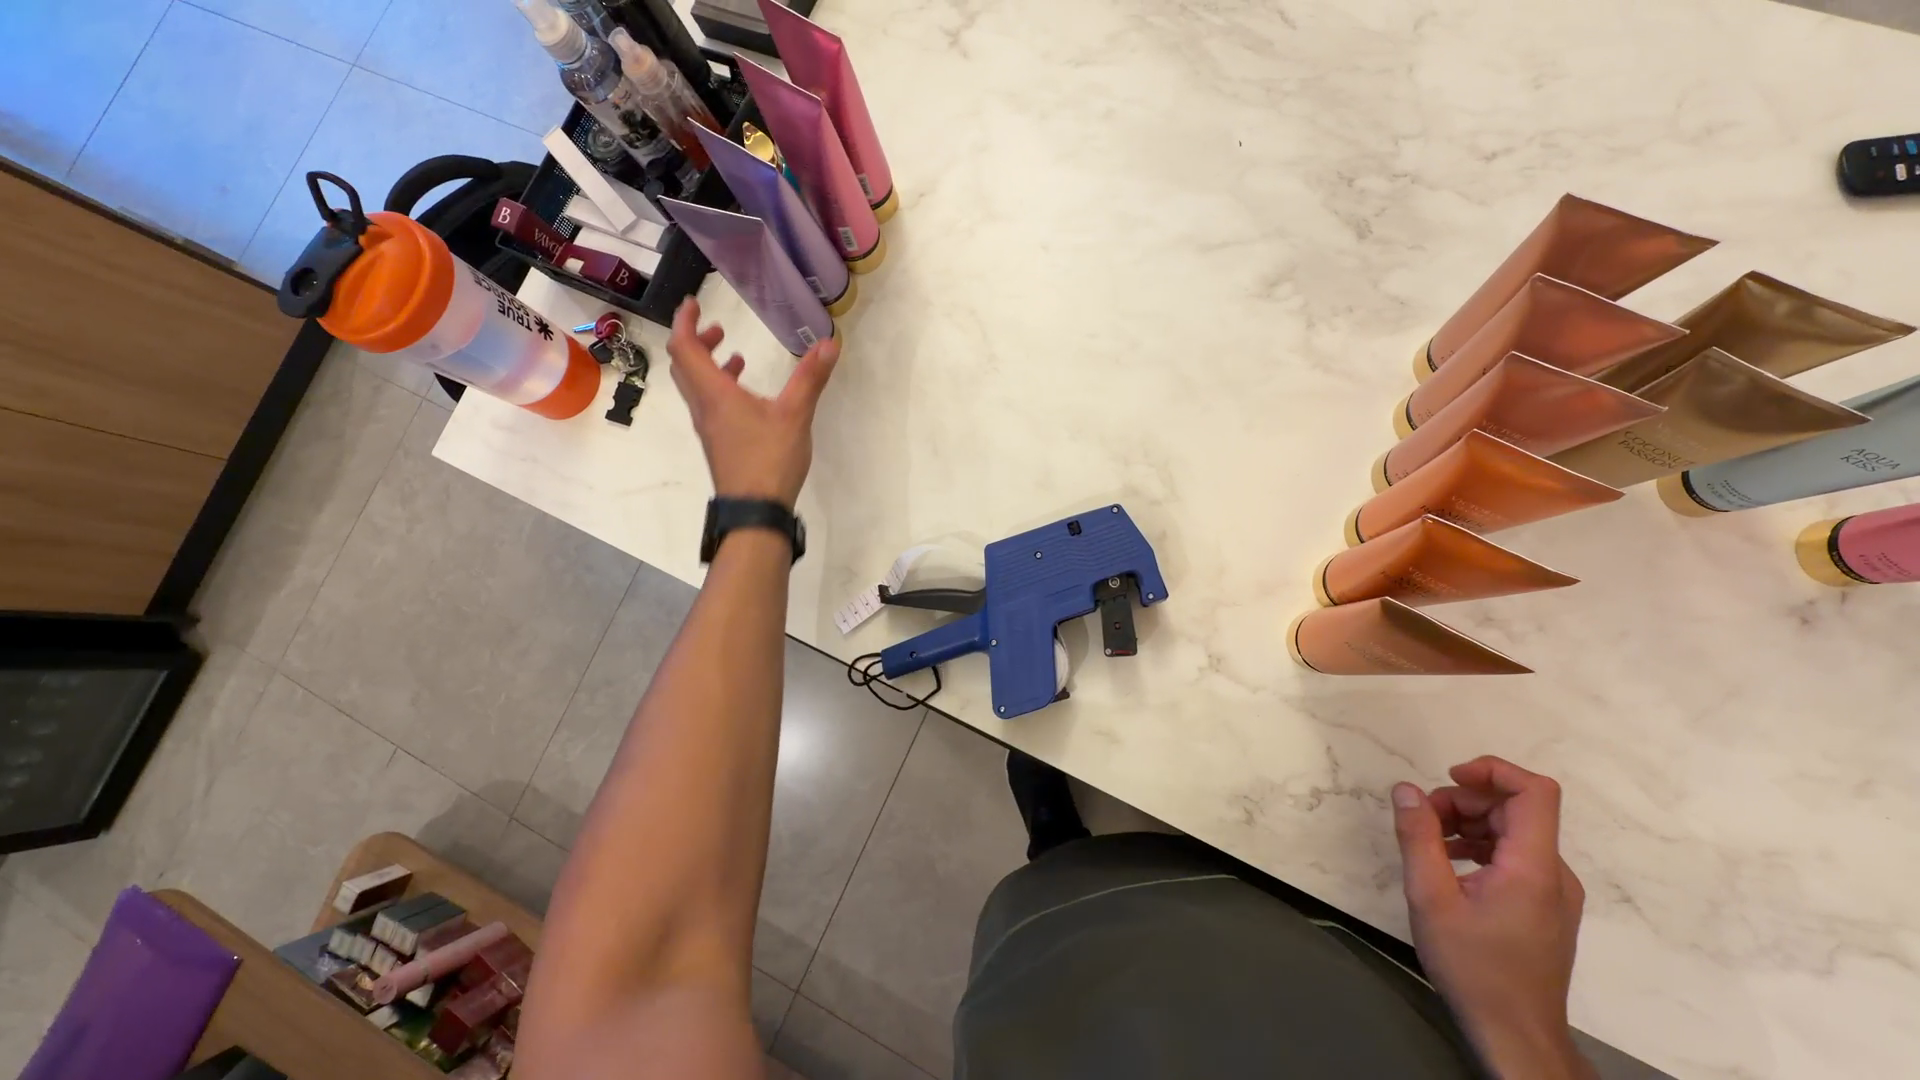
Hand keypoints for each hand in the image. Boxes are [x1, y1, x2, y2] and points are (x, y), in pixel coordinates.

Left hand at [667, 297, 840, 507]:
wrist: (754, 510)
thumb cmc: (769, 459)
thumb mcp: (795, 414)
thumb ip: (810, 377)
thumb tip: (829, 343)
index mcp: (715, 393)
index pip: (684, 348)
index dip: (685, 322)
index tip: (694, 303)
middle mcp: (704, 407)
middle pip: (685, 366)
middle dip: (696, 341)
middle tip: (717, 329)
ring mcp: (709, 427)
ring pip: (695, 386)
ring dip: (708, 365)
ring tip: (736, 355)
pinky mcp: (718, 442)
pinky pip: (709, 404)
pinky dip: (720, 387)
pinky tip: (747, 394)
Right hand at [1391, 757, 1591, 1079]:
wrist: (1515, 1034)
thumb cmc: (1473, 966)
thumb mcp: (1430, 897)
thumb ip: (1418, 837)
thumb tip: (1408, 789)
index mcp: (1534, 866)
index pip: (1534, 791)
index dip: (1492, 770)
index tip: (1448, 777)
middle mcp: (1555, 872)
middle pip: (1516, 809)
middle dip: (1464, 801)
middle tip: (1420, 822)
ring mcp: (1554, 891)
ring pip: (1514, 832)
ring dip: (1469, 825)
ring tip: (1428, 846)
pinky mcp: (1545, 907)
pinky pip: (1516, 858)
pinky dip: (1481, 848)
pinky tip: (1449, 869)